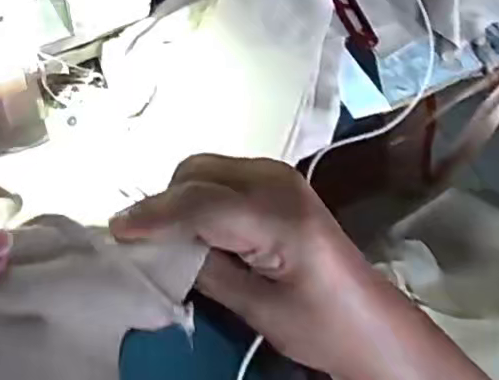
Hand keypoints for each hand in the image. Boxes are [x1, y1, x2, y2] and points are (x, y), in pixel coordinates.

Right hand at [111, 155, 487, 379]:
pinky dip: (196, 192)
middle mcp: (274, 179)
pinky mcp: (273, 175)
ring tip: (166, 235)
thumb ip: (206, 270)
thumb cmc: (328, 331)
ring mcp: (275, 171)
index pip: (200, 202)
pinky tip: (195, 223)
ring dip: (177, 195)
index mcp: (279, 216)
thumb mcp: (262, 313)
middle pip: (196, 174)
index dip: (155, 214)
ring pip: (201, 167)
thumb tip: (155, 248)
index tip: (117, 229)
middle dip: (163, 203)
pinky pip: (216, 172)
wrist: (382, 329)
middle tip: (140, 240)